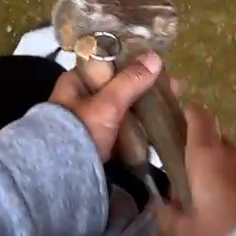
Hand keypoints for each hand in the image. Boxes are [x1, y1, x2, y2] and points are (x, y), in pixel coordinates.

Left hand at [48, 52, 162, 160]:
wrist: (63, 178)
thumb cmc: (81, 130)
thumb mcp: (107, 103)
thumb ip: (130, 81)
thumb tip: (155, 57)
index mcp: (77, 80)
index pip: (108, 62)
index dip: (133, 62)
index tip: (157, 66)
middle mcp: (82, 97)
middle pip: (118, 86)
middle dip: (144, 87)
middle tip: (172, 90)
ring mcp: (90, 121)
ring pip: (122, 109)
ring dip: (143, 109)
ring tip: (170, 109)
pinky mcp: (98, 143)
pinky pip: (122, 130)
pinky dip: (138, 129)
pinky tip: (157, 129)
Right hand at [159, 105, 235, 235]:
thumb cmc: (220, 232)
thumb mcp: (186, 234)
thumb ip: (170, 217)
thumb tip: (162, 209)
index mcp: (205, 154)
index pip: (198, 116)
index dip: (189, 113)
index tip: (180, 118)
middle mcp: (232, 153)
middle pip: (215, 140)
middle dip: (204, 153)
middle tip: (194, 177)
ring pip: (233, 160)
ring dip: (224, 171)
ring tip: (215, 198)